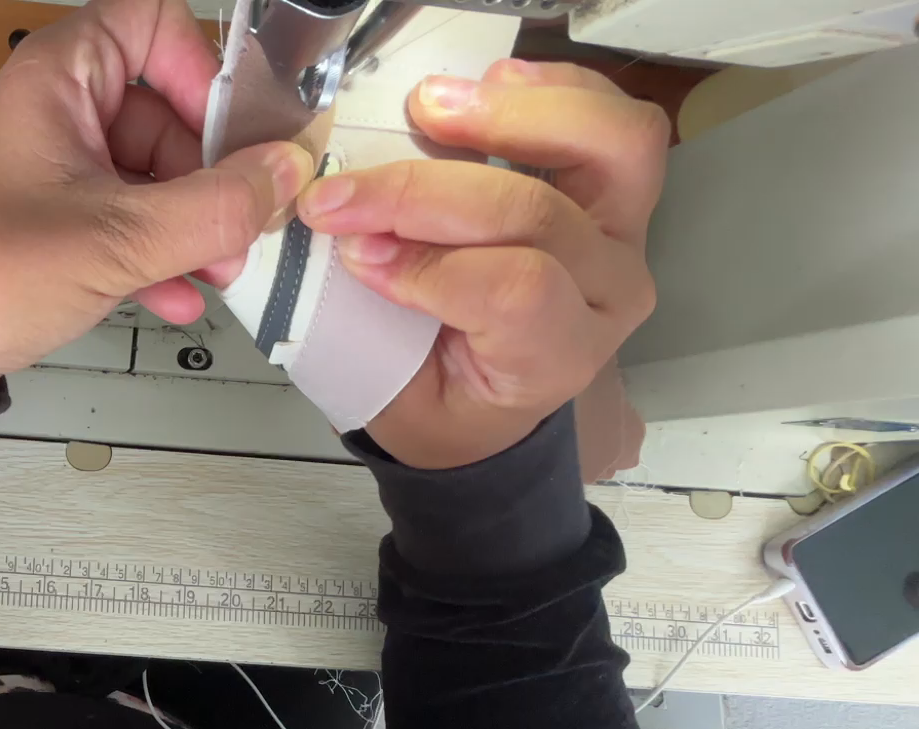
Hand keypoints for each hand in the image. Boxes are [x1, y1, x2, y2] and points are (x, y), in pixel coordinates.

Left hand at [0, 0, 314, 398]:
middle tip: (242, 225)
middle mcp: (55, 116)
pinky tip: (176, 295)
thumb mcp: (114, 240)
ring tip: (217, 270)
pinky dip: (153, 256)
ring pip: (147, 177)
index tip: (239, 133)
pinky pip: (121, 223)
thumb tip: (282, 175)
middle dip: (209, 177)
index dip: (206, 73)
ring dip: (189, 226)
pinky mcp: (52, 227)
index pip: (155, 25)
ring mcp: (54, 175)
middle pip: (164, 113)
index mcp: (58, 79)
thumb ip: (211, 207)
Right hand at [295, 60, 668, 468]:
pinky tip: (486, 86)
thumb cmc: (431, 407)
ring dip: (508, 117)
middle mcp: (606, 295)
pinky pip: (611, 129)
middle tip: (342, 190)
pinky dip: (551, 94)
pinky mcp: (615, 200)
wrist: (481, 411)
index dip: (423, 265)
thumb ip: (370, 326)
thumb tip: (337, 242)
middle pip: (534, 214)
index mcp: (551, 359)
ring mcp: (622, 239)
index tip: (349, 252)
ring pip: (606, 148)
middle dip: (422, 192)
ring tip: (425, 106)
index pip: (509, 292)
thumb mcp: (389, 392)